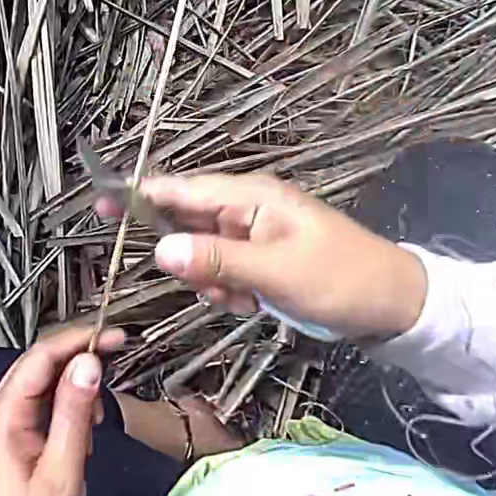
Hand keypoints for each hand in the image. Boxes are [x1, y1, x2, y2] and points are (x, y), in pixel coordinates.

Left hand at [0, 324, 124, 495]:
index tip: (113, 336)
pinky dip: (65, 405)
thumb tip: (89, 363)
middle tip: (114, 359)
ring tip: (95, 418)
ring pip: (43, 380)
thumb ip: (75, 412)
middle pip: (40, 362)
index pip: (41, 356)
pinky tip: (80, 429)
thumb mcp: (62, 470)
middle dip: (79, 359)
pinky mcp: (10, 432)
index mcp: (1, 416)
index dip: (79, 340)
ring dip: (74, 386)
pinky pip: (40, 401)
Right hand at [99, 173, 428, 340]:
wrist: (393, 305)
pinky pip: (222, 271)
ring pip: (202, 254)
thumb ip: (216, 260)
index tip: (102, 200)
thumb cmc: (340, 278)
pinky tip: (252, 302)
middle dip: (190, 259)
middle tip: (214, 286)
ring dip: (212, 281)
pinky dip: (228, 290)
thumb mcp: (275, 271)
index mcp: (250, 197)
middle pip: (188, 225)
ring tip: (244, 298)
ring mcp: (252, 235)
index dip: (140, 194)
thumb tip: (160, 251)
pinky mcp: (259, 259)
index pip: (183, 190)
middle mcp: (246, 210)